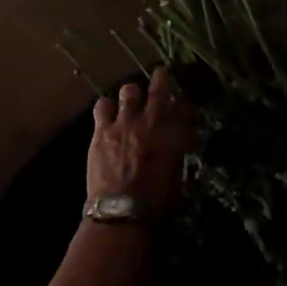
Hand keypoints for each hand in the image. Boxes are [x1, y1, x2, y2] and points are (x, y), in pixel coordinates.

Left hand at [88, 67, 192, 212]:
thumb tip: (180, 144)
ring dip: (132, 92)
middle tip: (162, 75)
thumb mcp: (179, 176)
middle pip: (160, 87)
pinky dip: (107, 107)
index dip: (184, 103)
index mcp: (176, 133)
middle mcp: (152, 121)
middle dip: (163, 78)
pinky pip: (102, 105)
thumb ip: (179, 153)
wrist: (122, 210)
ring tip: (131, 97)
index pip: (184, 106)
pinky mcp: (102, 130)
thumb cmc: (158, 200)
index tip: (183, 105)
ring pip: (129, 90)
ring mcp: (125, 122)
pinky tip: (108, 112)